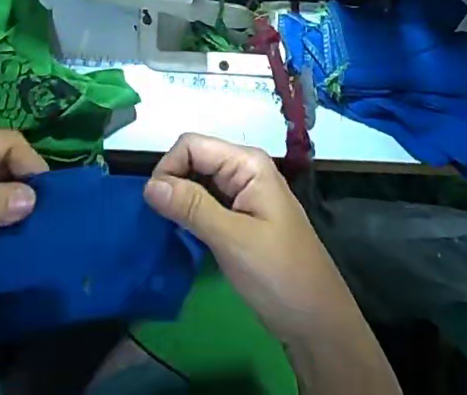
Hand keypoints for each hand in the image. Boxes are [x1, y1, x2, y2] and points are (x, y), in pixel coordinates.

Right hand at [141, 133, 357, 342]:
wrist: (316, 320)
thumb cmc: (279, 274)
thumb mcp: (232, 239)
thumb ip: (192, 207)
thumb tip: (149, 185)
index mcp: (247, 163)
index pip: (192, 145)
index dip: (168, 168)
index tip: (154, 205)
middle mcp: (244, 170)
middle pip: (194, 160)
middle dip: (172, 184)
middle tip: (161, 222)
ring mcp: (243, 193)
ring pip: (197, 182)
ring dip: (179, 201)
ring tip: (170, 231)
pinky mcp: (240, 217)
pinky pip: (206, 204)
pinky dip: (190, 215)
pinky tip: (184, 237)